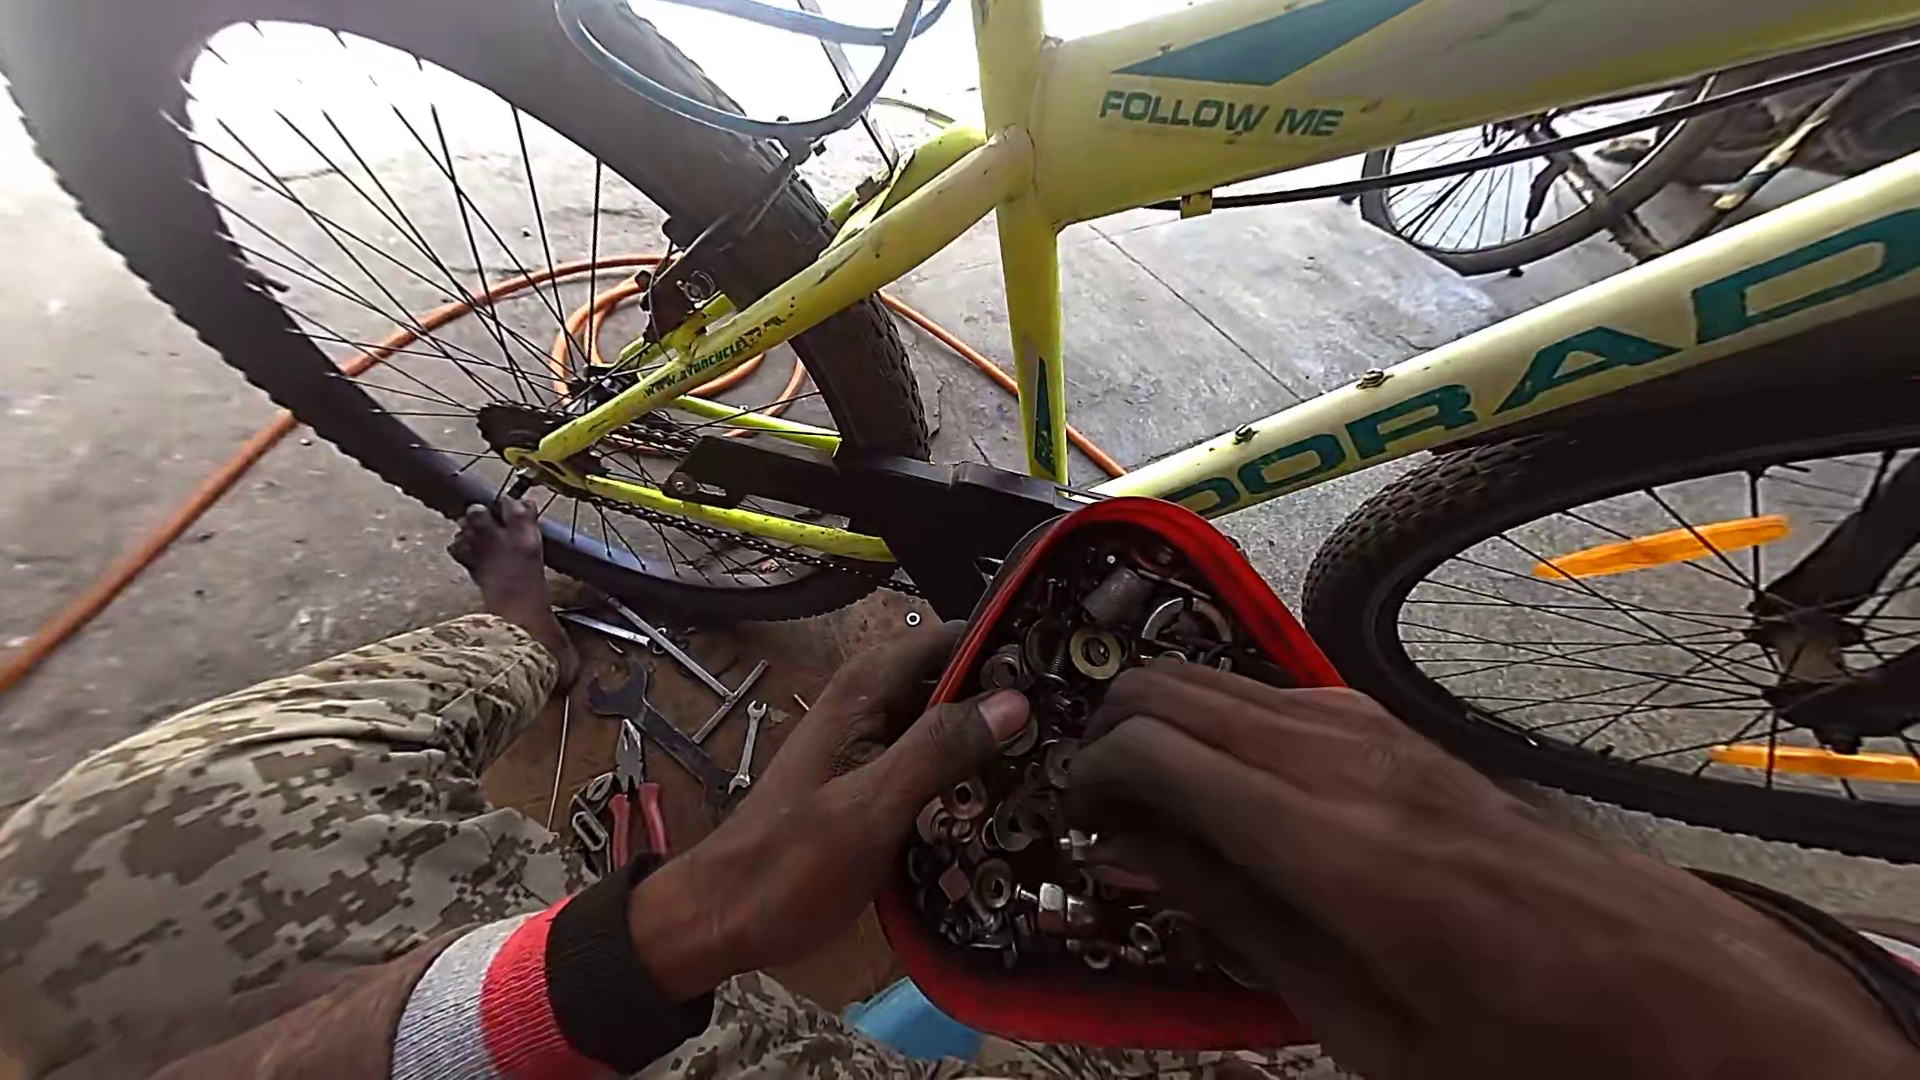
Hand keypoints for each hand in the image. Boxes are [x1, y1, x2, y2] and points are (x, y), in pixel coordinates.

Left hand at [626, 620, 1028, 999]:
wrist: (727, 914)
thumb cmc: (792, 861)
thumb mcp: (873, 804)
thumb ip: (940, 748)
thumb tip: (1014, 702)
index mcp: (867, 685)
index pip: (950, 638)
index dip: (1000, 651)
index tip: (1052, 679)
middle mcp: (871, 696)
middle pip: (951, 674)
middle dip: (1000, 696)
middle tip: (1058, 729)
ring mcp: (872, 732)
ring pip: (944, 712)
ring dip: (984, 731)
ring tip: (1043, 758)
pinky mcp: (875, 766)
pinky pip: (930, 747)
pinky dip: (962, 760)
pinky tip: (996, 788)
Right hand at [1067, 662, 1912, 1079]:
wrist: (1672, 987)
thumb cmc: (1514, 1038)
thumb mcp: (1353, 1018)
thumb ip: (1220, 909)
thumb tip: (1118, 850)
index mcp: (1330, 843)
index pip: (1153, 750)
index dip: (1091, 775)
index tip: (1076, 816)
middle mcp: (1329, 751)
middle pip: (1158, 688)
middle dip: (1103, 735)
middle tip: (1098, 801)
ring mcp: (1347, 717)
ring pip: (1191, 674)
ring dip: (1145, 720)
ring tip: (1143, 789)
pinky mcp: (1361, 709)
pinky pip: (1240, 688)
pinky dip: (1196, 717)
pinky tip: (1209, 777)